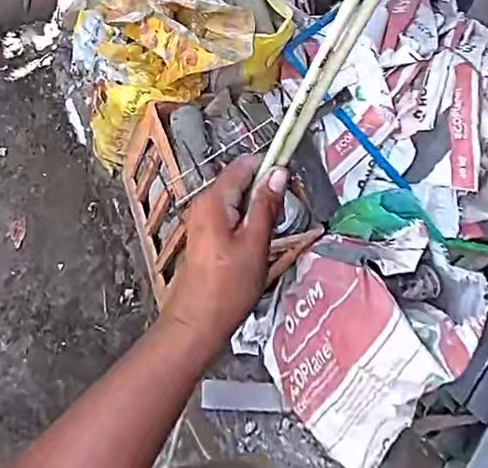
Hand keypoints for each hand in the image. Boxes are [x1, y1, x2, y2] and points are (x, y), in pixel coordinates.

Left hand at [158, 154, 288, 352]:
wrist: (198, 322)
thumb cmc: (226, 289)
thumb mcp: (255, 244)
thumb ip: (266, 206)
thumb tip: (277, 173)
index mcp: (214, 200)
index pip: (244, 165)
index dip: (269, 166)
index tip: (290, 176)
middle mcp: (204, 202)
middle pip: (240, 180)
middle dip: (264, 191)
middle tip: (281, 216)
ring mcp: (202, 217)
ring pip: (237, 198)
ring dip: (257, 209)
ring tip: (267, 236)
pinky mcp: (205, 232)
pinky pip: (230, 214)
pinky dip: (246, 222)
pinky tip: (255, 245)